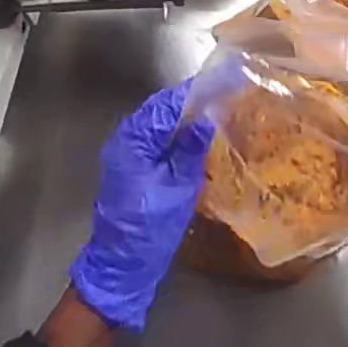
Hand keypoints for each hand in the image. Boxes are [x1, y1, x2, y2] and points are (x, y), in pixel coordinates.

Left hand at [67, 80, 214, 332]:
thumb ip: (190, 149)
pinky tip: (199, 137)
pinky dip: (177, 134)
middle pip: (161, 110)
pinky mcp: (133, 167)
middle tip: (224, 94)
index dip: (194, 92)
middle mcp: (125, 140)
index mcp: (133, 141)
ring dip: (185, 117)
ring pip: (160, 124)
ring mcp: (127, 154)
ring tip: (218, 110)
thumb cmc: (149, 227)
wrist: (123, 265)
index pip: (166, 104)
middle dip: (191, 101)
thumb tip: (206, 117)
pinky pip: (157, 140)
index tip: (221, 81)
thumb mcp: (177, 187)